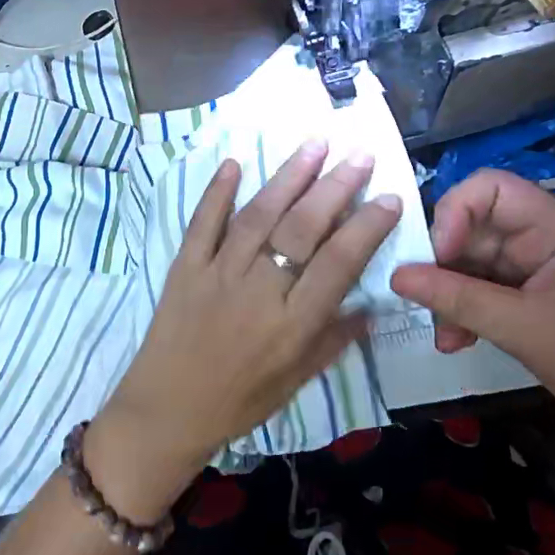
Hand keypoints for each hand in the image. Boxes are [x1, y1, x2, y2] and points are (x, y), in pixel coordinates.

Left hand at [87, 142, 402, 522]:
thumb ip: (333, 341)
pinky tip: (234, 162)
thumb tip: (370, 306)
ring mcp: (217, 272)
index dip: (366, 227)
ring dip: (287, 177)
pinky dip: (217, 192)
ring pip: (258, 216)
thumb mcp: (295, 383)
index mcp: (292, 323)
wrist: (166, 410)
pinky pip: (202, 223)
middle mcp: (258, 290)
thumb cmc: (238, 402)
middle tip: (359, 154)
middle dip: (334, 187)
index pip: (338, 263)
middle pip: (301, 229)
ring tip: (314, 144)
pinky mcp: (184, 266)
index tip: (388, 196)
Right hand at [389, 169, 554, 424]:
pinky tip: (455, 342)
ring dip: (448, 295)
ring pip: (469, 263)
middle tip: (424, 299)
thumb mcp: (523, 328)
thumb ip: (457, 299)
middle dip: (443, 264)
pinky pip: (478, 290)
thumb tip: (395, 276)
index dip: (456, 211)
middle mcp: (540, 240)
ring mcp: (531, 269)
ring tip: (444, 335)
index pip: (492, 188)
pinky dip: (461, 312)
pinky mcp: (524, 297)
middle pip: (473, 227)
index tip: (438, 254)